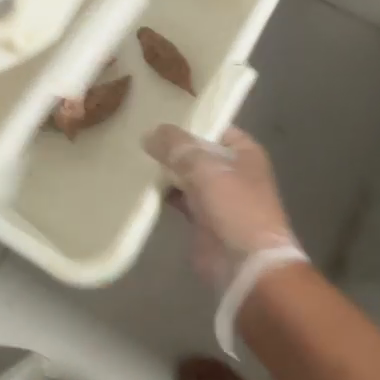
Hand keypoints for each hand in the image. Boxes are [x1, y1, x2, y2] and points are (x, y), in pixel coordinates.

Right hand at [143, 125, 300, 289]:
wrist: (245, 265)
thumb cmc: (234, 207)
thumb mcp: (204, 166)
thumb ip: (176, 146)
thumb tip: (149, 133)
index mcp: (244, 153)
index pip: (215, 127)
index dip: (189, 122)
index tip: (157, 115)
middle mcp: (233, 171)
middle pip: (197, 152)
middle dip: (172, 147)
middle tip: (137, 134)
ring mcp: (218, 197)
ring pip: (186, 175)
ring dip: (165, 170)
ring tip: (133, 156)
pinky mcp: (202, 220)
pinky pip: (179, 198)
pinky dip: (163, 193)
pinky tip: (140, 185)